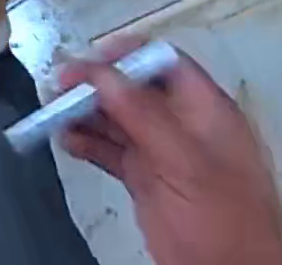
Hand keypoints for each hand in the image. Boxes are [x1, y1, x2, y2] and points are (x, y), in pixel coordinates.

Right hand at [58, 37, 281, 264]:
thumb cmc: (227, 227)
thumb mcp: (186, 163)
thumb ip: (144, 115)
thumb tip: (103, 73)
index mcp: (204, 110)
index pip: (162, 61)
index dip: (126, 54)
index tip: (92, 59)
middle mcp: (181, 124)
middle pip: (131, 87)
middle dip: (95, 83)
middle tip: (61, 85)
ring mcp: (162, 152)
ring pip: (116, 116)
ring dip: (84, 111)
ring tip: (55, 112)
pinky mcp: (145, 179)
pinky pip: (110, 149)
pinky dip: (86, 142)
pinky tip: (66, 140)